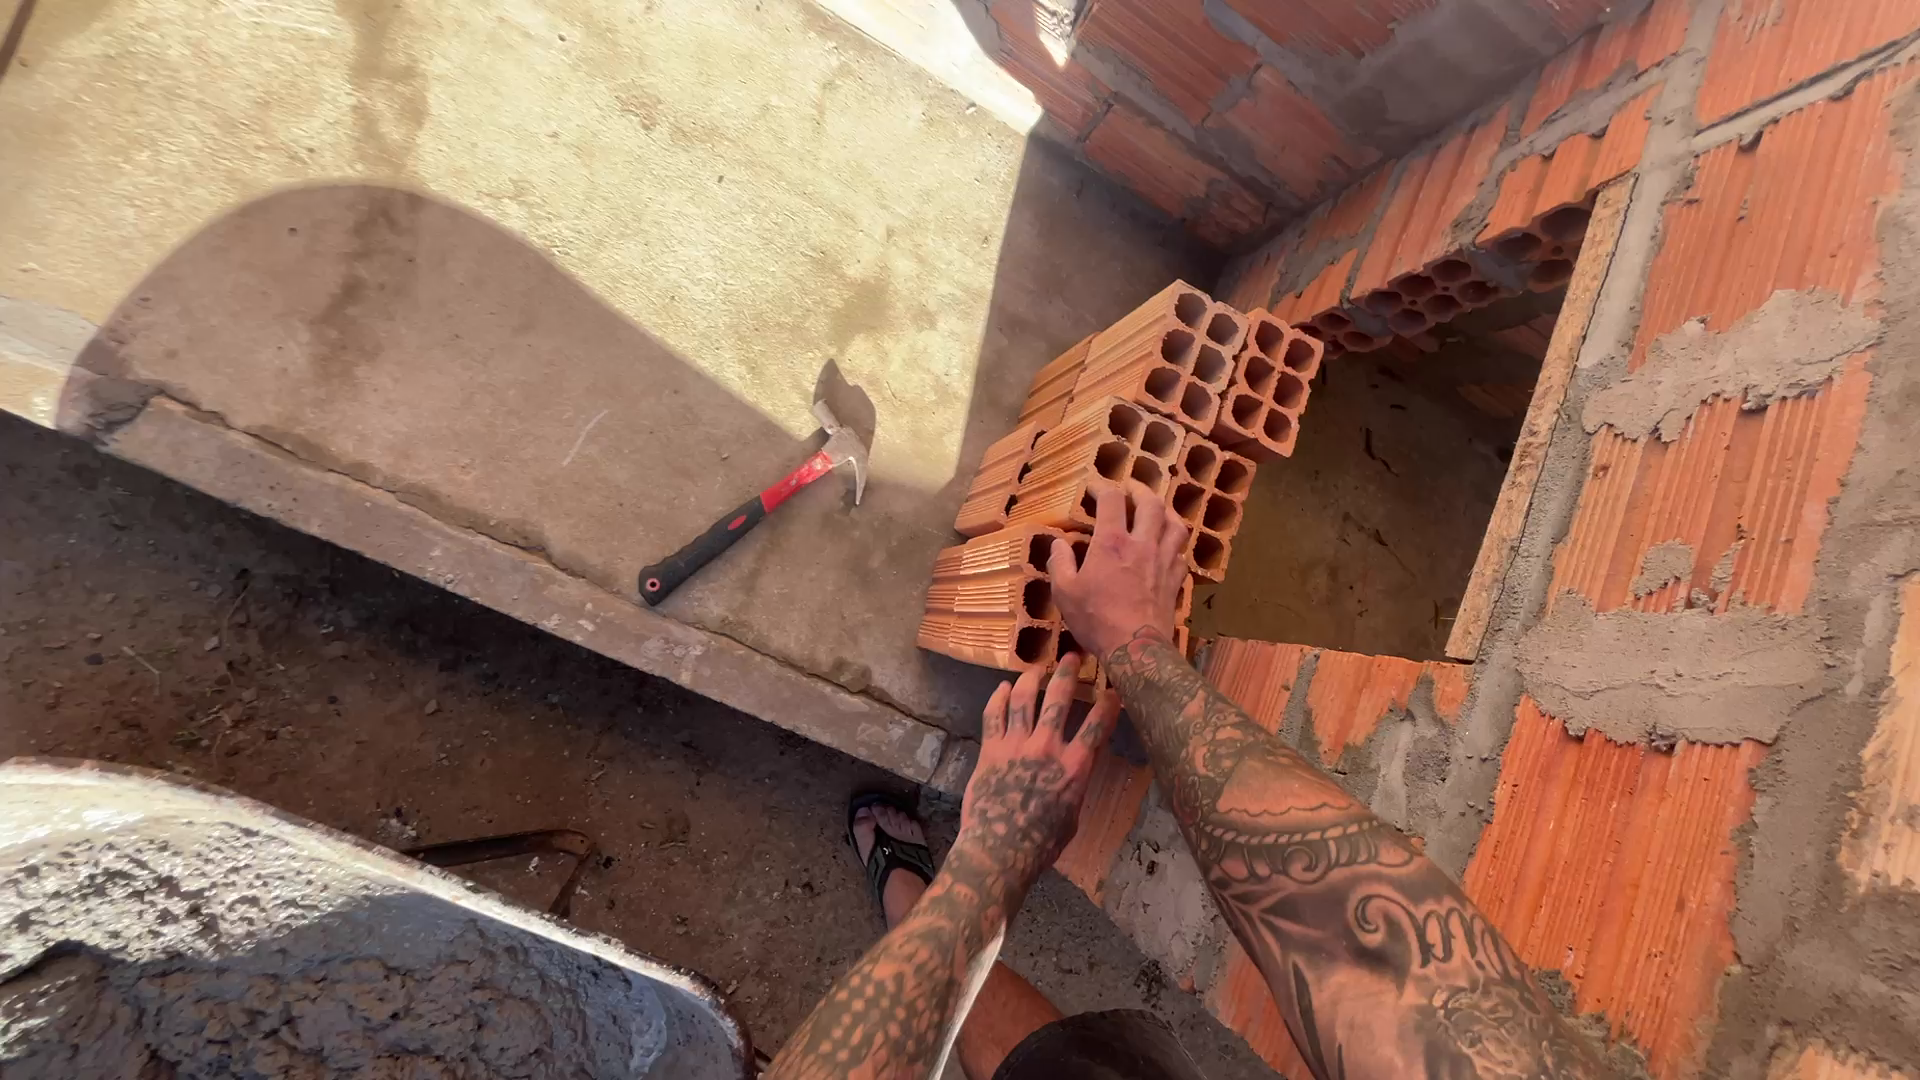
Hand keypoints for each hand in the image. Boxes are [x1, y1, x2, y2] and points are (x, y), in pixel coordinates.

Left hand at [955, 656, 1120, 898]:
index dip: (1108, 704)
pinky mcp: (991, 748)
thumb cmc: (1042, 843)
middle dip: (1068, 673)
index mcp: (1075, 766)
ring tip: (1037, 667)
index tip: (1112, 689)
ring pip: (1025, 698)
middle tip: (1071, 657)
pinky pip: (994, 714)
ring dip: (1032, 678)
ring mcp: (1017, 744)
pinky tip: (1003, 687)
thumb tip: (1073, 775)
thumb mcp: (1072, 815)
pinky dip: (999, 697)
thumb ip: (1074, 786)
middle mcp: (1047, 747)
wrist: (1000, 849)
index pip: (1098, 726)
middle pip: (1059, 699)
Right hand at [1049, 477, 1187, 661]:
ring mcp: (1163, 561)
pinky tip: (1166, 546)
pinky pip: (1180, 551)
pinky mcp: (1176, 579)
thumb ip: (1060, 563)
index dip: (1103, 487)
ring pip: (1174, 524)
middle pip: (1150, 504)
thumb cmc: (1096, 619)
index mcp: (1112, 543)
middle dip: (1140, 489)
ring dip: (1165, 510)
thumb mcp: (1065, 592)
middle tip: (1130, 487)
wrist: (1136, 648)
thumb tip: (1058, 543)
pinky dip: (1173, 542)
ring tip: (1155, 509)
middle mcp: (1142, 544)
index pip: (1112, 500)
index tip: (1094, 487)